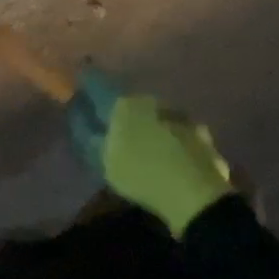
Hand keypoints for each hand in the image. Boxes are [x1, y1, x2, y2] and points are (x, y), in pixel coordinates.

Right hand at [69, 69, 232, 236]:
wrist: (200, 198)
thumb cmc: (140, 173)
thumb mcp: (99, 157)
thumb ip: (83, 131)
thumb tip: (76, 112)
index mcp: (122, 101)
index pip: (93, 79)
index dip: (82, 85)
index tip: (76, 98)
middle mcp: (152, 101)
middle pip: (125, 97)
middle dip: (114, 108)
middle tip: (106, 128)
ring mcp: (180, 117)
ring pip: (151, 113)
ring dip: (142, 122)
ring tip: (138, 144)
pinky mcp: (202, 137)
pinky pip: (173, 130)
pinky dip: (164, 137)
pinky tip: (163, 156)